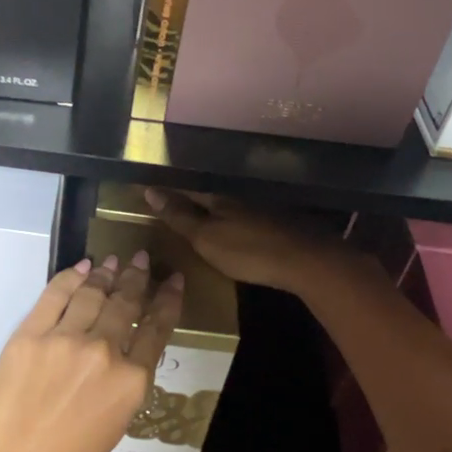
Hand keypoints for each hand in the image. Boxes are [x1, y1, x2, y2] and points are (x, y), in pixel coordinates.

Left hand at [0, 253, 183, 451]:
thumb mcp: (114, 425)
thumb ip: (123, 384)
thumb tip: (122, 353)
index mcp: (132, 382)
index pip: (157, 328)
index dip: (167, 299)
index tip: (172, 279)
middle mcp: (105, 352)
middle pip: (125, 304)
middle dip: (136, 278)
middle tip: (140, 259)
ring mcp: (65, 340)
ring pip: (92, 294)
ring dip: (106, 274)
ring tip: (112, 261)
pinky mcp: (29, 334)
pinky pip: (55, 295)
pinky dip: (71, 277)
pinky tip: (81, 268)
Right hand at [142, 188, 344, 293]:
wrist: (304, 261)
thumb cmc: (248, 251)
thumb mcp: (206, 238)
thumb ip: (179, 217)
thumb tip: (150, 190)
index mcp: (218, 200)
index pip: (186, 191)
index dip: (167, 192)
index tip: (147, 190)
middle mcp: (238, 200)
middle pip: (208, 196)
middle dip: (189, 198)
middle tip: (168, 201)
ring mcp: (260, 212)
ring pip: (228, 207)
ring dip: (211, 210)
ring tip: (196, 217)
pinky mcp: (276, 227)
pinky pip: (244, 219)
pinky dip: (231, 222)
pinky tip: (232, 230)